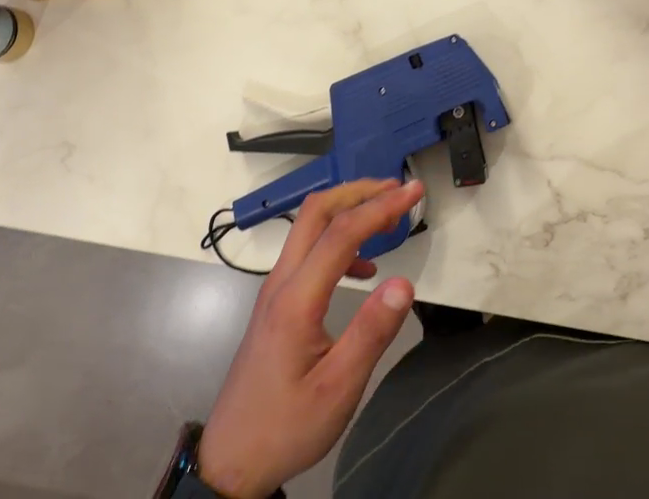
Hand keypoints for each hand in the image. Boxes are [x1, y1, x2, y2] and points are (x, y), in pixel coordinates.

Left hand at [197, 179, 421, 498]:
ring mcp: (274, 291)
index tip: (414, 191)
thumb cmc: (287, 425)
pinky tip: (364, 268)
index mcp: (296, 299)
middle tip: (399, 190)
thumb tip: (404, 282)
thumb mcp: (338, 388)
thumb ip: (371, 333)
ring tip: (388, 218)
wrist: (233, 457)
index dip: (380, 206)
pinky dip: (338, 241)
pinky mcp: (276, 305)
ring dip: (347, 211)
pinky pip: (306, 253)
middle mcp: (281, 283)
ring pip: (308, 229)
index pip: (341, 233)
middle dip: (358, 191)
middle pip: (315, 213)